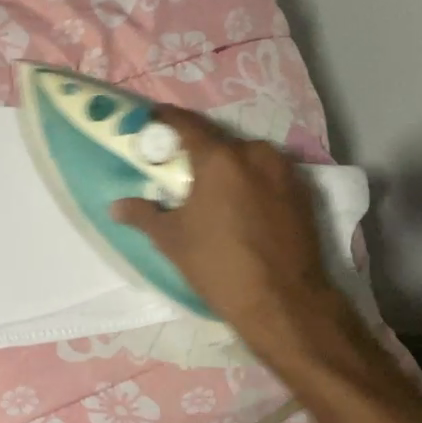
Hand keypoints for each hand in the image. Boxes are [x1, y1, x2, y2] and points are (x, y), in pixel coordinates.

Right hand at [111, 106, 364, 363]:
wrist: (284, 302)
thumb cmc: (219, 266)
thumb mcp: (173, 241)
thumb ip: (144, 215)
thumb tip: (117, 206)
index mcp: (220, 158)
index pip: (186, 124)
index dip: (165, 120)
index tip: (150, 122)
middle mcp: (257, 153)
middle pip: (219, 141)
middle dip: (198, 150)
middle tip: (179, 167)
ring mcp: (286, 172)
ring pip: (248, 157)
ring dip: (228, 167)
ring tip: (212, 190)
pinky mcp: (304, 193)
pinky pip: (270, 176)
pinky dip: (252, 182)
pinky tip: (242, 207)